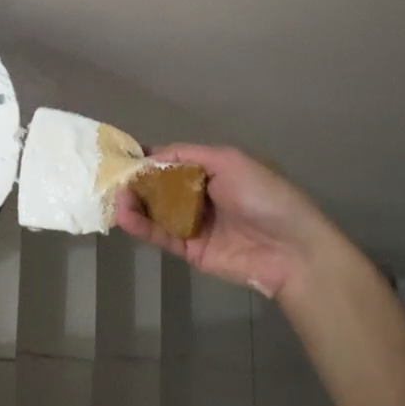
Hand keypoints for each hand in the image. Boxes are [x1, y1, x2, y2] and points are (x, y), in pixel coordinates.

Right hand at [114, 144, 337, 298]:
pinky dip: (141, 226)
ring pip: (155, 210)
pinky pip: (161, 235)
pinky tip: (125, 217)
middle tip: (112, 181)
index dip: (148, 158)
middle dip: (135, 182)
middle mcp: (200, 194)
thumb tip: (150, 156)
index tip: (121, 156)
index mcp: (212, 170)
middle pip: (158, 185)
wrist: (292, 250)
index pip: (171, 160)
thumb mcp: (229, 161)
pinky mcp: (190, 249)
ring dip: (134, 204)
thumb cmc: (264, 196)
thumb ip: (186, 155)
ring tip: (116, 201)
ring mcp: (193, 222)